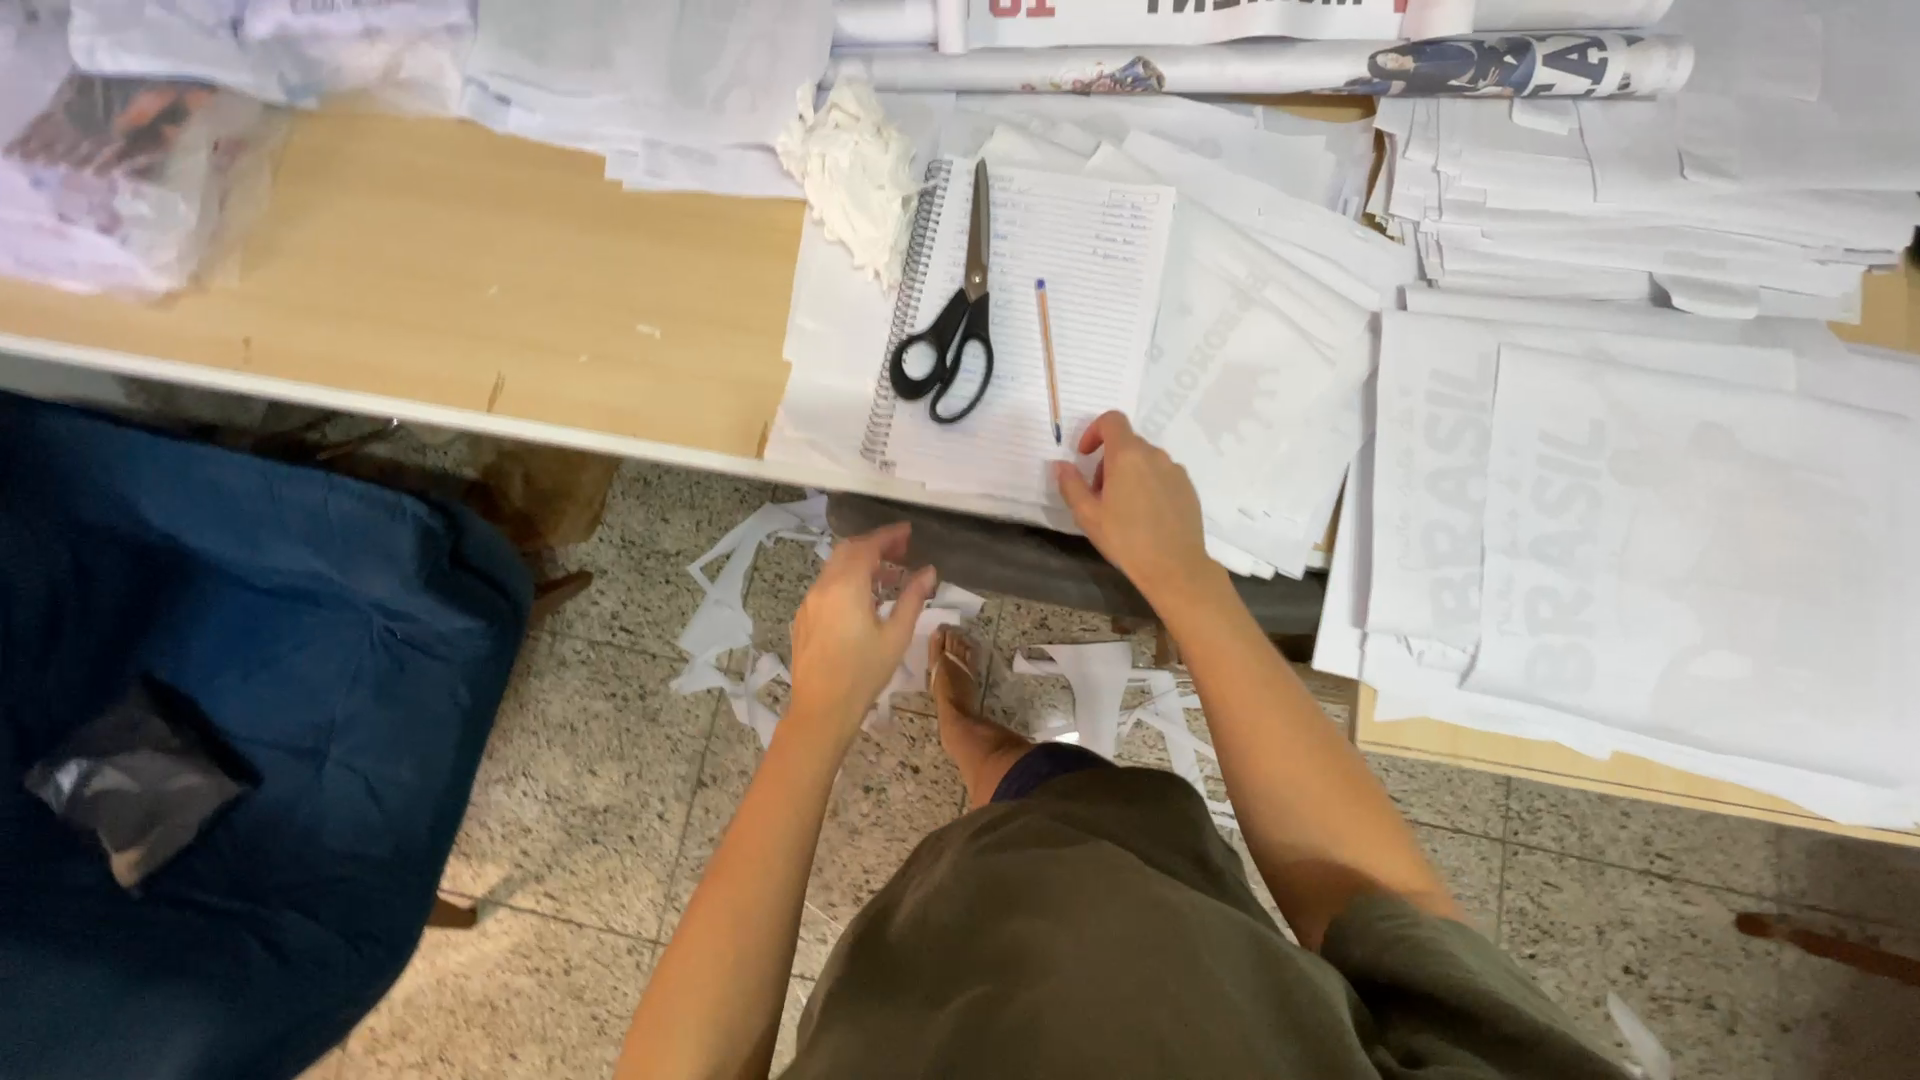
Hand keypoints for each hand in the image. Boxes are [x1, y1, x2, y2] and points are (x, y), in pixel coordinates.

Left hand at [786, 523, 937, 743]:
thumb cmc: (864, 673)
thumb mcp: (897, 636)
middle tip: (901, 550)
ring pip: (834, 569)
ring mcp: (809, 603)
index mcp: (846, 587)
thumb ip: (913, 598)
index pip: (867, 546)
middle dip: (874, 545)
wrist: (822, 708)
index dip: (889, 536)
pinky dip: (847, 580)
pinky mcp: (804, 618)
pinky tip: (865, 600)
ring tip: (888, 576)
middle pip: (847, 551)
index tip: (908, 532)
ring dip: (860, 563)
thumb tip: (928, 572)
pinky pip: (826, 587)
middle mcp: (823, 587)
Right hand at [1054, 411, 1221, 604]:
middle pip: (1127, 443)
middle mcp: (1155, 455)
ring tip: (1121, 508)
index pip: (1112, 420)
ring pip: (1145, 460)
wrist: (1174, 567)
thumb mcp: (1087, 515)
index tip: (1084, 455)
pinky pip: (1162, 475)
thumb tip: (1061, 465)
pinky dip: (1148, 484)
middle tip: (1098, 494)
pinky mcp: (1188, 487)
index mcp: (1127, 456)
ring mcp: (1175, 470)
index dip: (1093, 431)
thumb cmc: (1125, 539)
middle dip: (1107, 461)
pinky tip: (1144, 516)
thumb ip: (1071, 484)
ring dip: (1128, 473)